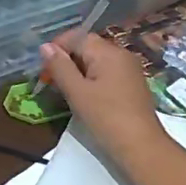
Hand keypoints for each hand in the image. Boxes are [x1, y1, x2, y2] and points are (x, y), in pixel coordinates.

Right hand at [39, 32, 166, 152]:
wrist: (141, 147)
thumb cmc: (106, 118)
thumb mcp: (77, 92)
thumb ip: (60, 67)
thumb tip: (45, 46)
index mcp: (107, 52)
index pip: (77, 36)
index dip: (56, 48)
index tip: (43, 70)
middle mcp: (121, 54)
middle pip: (87, 47)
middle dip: (66, 60)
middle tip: (51, 82)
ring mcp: (129, 70)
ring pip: (97, 61)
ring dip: (77, 71)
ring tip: (64, 91)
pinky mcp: (132, 85)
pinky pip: (107, 73)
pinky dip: (91, 80)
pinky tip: (84, 97)